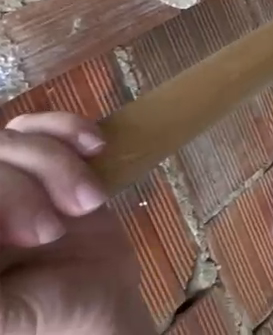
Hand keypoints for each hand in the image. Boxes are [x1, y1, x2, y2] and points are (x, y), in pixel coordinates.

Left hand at [0, 114, 147, 333]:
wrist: (94, 306)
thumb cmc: (34, 317)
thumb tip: (3, 228)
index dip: (5, 193)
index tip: (33, 236)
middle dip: (28, 188)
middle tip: (52, 232)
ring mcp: (8, 184)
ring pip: (14, 139)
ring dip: (59, 166)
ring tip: (85, 203)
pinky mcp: (49, 167)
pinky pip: (43, 126)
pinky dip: (69, 129)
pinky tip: (96, 149)